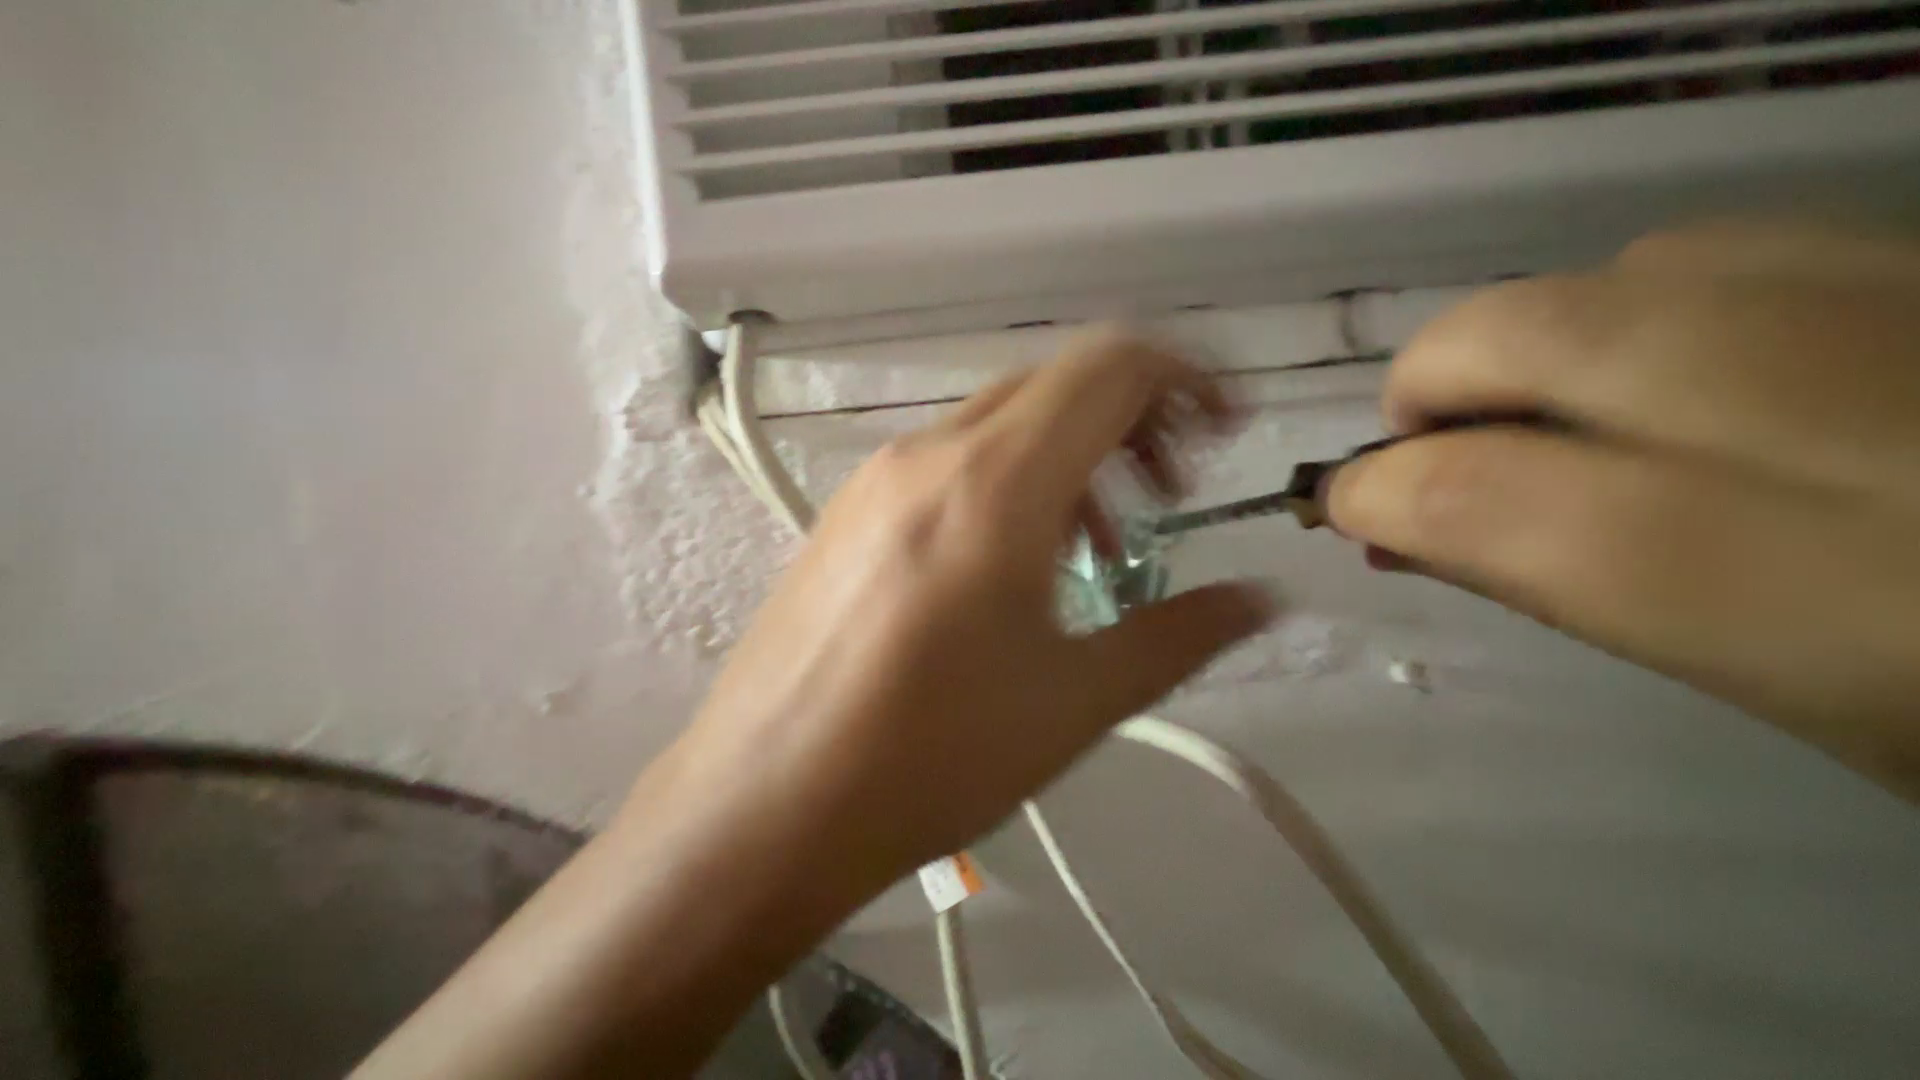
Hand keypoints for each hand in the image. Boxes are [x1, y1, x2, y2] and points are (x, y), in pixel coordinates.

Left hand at [660, 332, 1276, 882]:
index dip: (1183, 379)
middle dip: (1132, 420)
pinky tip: (1012, 567)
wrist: (764, 805)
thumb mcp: (1075, 702)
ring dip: (1069, 456)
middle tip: (1168, 495)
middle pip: (1055, 383)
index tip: (1224, 432)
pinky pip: (946, 463)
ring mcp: (874, 480)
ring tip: (1096, 547)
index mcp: (994, 482)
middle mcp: (928, 455)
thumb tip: (1261, 599)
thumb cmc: (929, 758)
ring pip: (998, 422)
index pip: (1108, 366)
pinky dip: (1007, 482)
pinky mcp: (843, 515)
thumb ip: (1181, 635)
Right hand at [1326, 221, 1919, 797]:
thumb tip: (1407, 522)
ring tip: (1557, 419)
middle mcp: (1868, 411)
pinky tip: (1684, 373)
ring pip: (1634, 269)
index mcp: (1826, 584)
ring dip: (1539, 346)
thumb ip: (1577, 583)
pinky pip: (1741, 247)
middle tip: (1424, 451)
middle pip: (1542, 333)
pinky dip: (1650, 307)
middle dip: (1433, 384)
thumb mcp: (1789, 693)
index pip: (1502, 497)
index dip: (1384, 491)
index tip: (1343, 508)